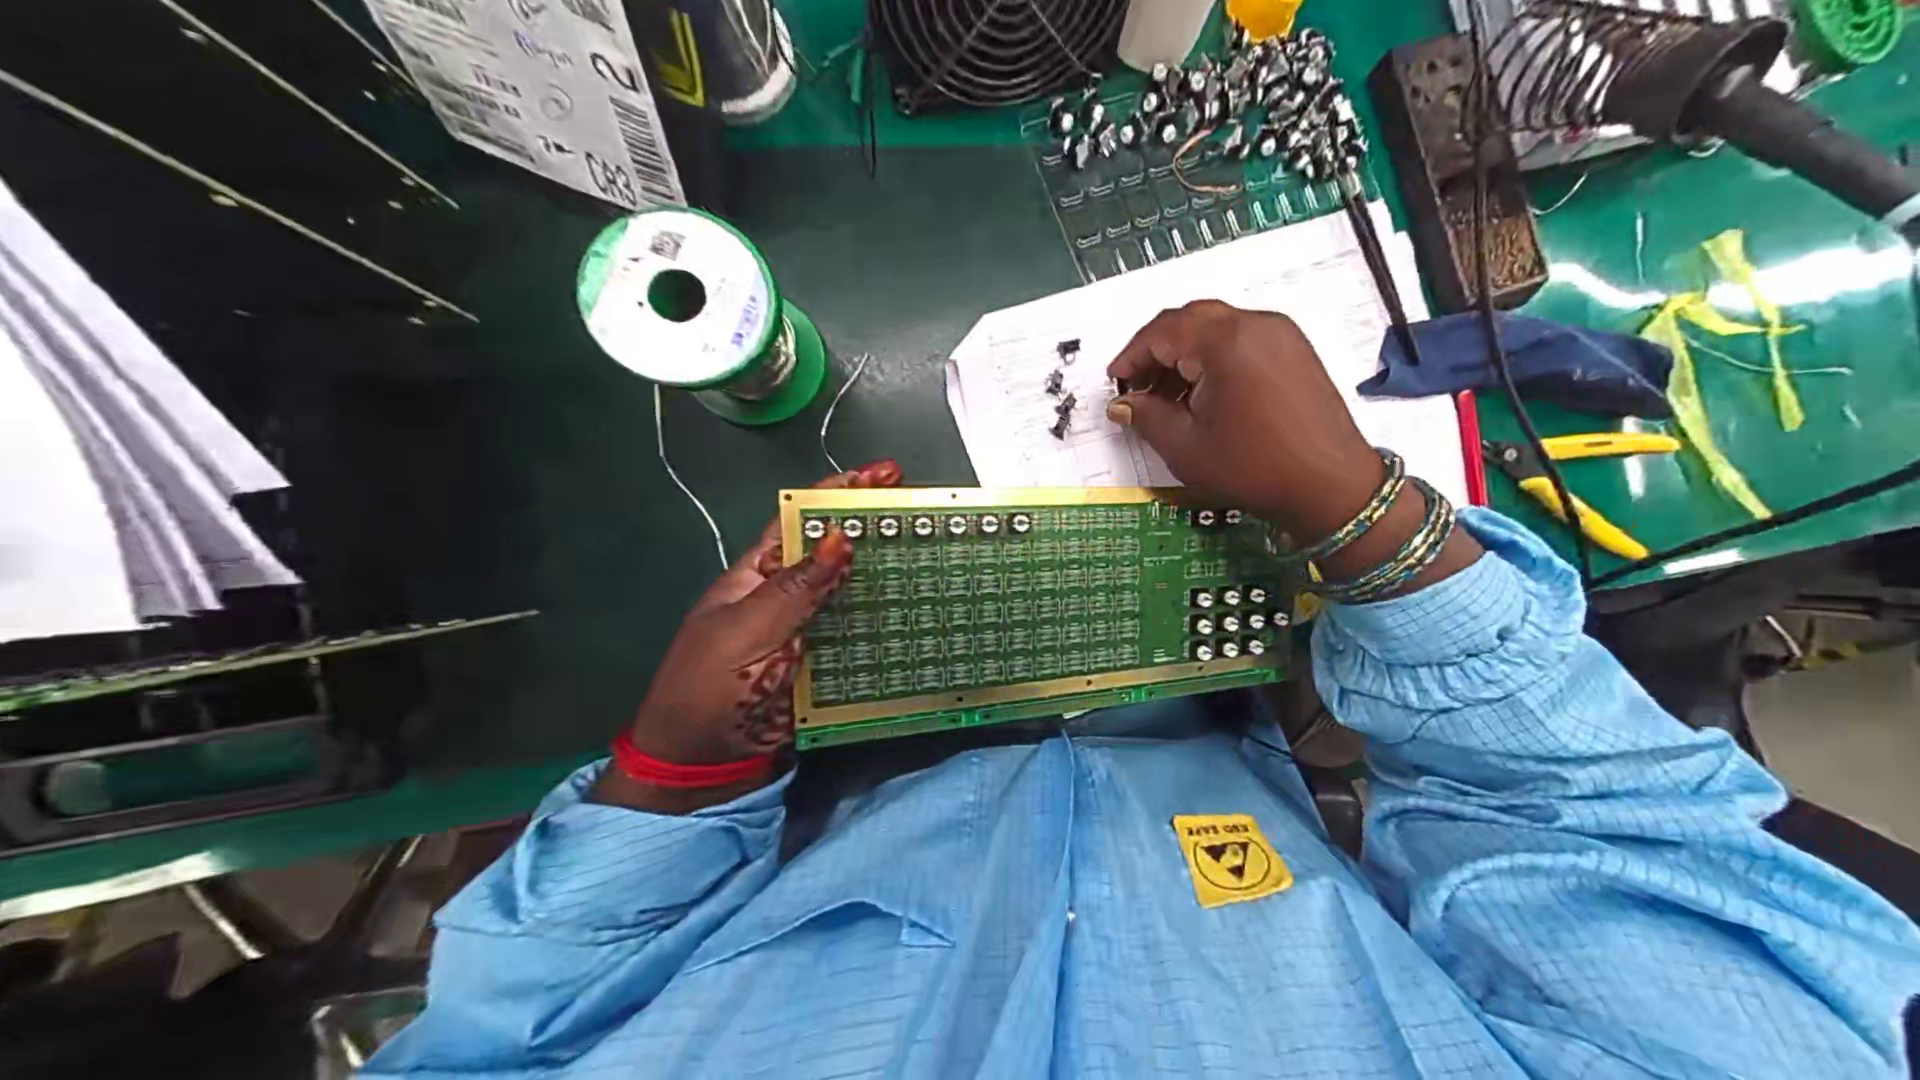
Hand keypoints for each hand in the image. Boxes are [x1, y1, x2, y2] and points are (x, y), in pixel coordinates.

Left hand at [593, 460, 902, 810]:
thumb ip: (794, 589)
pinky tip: (917, 612)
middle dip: (875, 530)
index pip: (802, 520)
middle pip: (836, 553)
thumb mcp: (746, 632)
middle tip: (924, 518)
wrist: (701, 765)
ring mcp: (810, 631)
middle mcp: (788, 596)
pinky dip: (888, 622)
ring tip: (932, 559)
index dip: (841, 492)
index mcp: (757, 574)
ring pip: (854, 593)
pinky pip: (862, 635)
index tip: (887, 474)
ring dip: (888, 576)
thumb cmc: (708, 689)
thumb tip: (840, 538)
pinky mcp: (827, 665)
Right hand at [1105, 300, 1380, 542]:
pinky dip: (1212, 358)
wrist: (1330, 486)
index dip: (1131, 356)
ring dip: (1183, 354)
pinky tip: (1201, 395)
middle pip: (1189, 321)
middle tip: (1137, 386)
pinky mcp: (1293, 351)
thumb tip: (1122, 405)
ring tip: (1166, 397)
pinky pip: (1240, 340)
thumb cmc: (1255, 467)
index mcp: (1225, 342)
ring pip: (1215, 328)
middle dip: (1155, 350)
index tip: (1116, 382)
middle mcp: (1255, 325)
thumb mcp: (1185, 446)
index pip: (1162, 332)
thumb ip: (1145, 416)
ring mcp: (1280, 335)